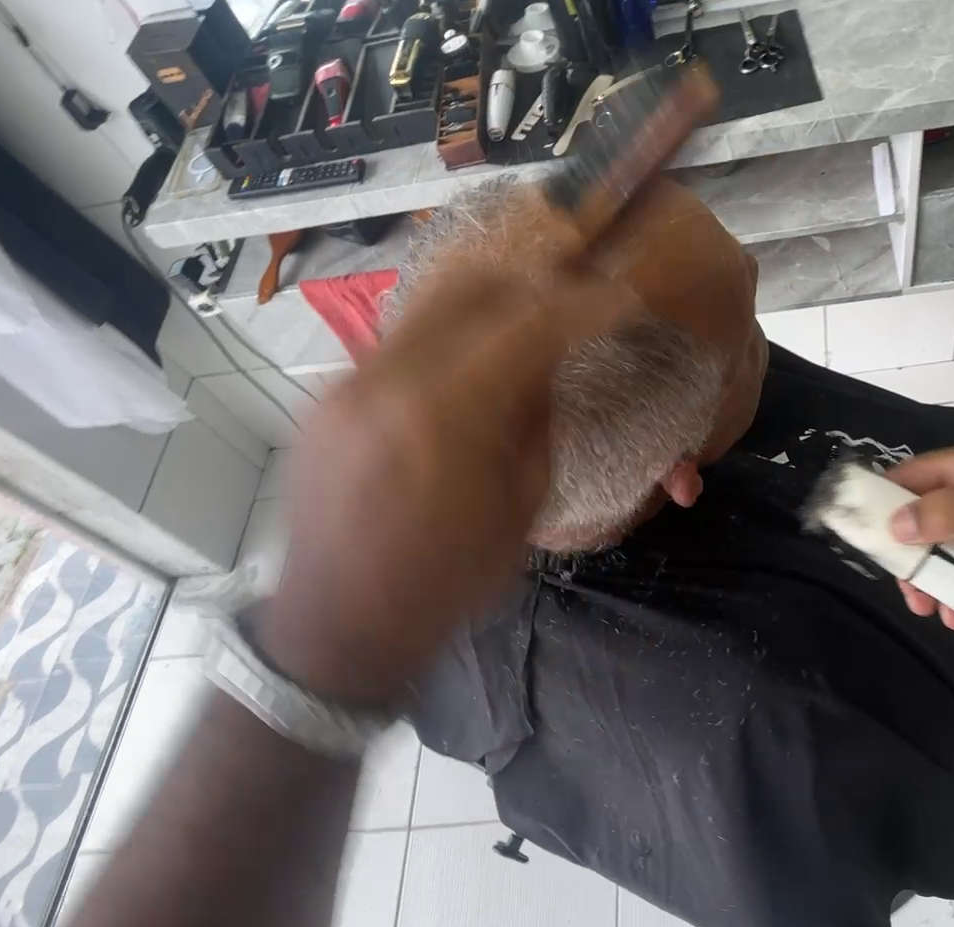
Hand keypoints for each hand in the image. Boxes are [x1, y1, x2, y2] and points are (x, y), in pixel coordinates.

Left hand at [255, 263, 636, 705]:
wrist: (342, 620)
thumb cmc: (448, 582)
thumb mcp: (519, 507)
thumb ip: (537, 423)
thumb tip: (552, 366)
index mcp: (449, 413)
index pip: (532, 324)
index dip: (587, 305)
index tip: (623, 301)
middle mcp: (390, 377)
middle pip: (474, 285)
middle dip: (538, 278)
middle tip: (579, 290)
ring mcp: (350, 380)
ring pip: (428, 303)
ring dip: (491, 295)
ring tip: (533, 306)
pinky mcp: (330, 394)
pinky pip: (399, 339)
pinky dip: (450, 331)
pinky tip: (476, 351)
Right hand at [884, 444, 953, 628]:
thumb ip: (948, 515)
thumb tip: (895, 524)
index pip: (910, 476)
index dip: (882, 500)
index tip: (864, 534)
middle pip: (920, 520)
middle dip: (909, 557)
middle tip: (907, 590)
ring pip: (941, 552)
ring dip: (933, 583)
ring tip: (934, 612)